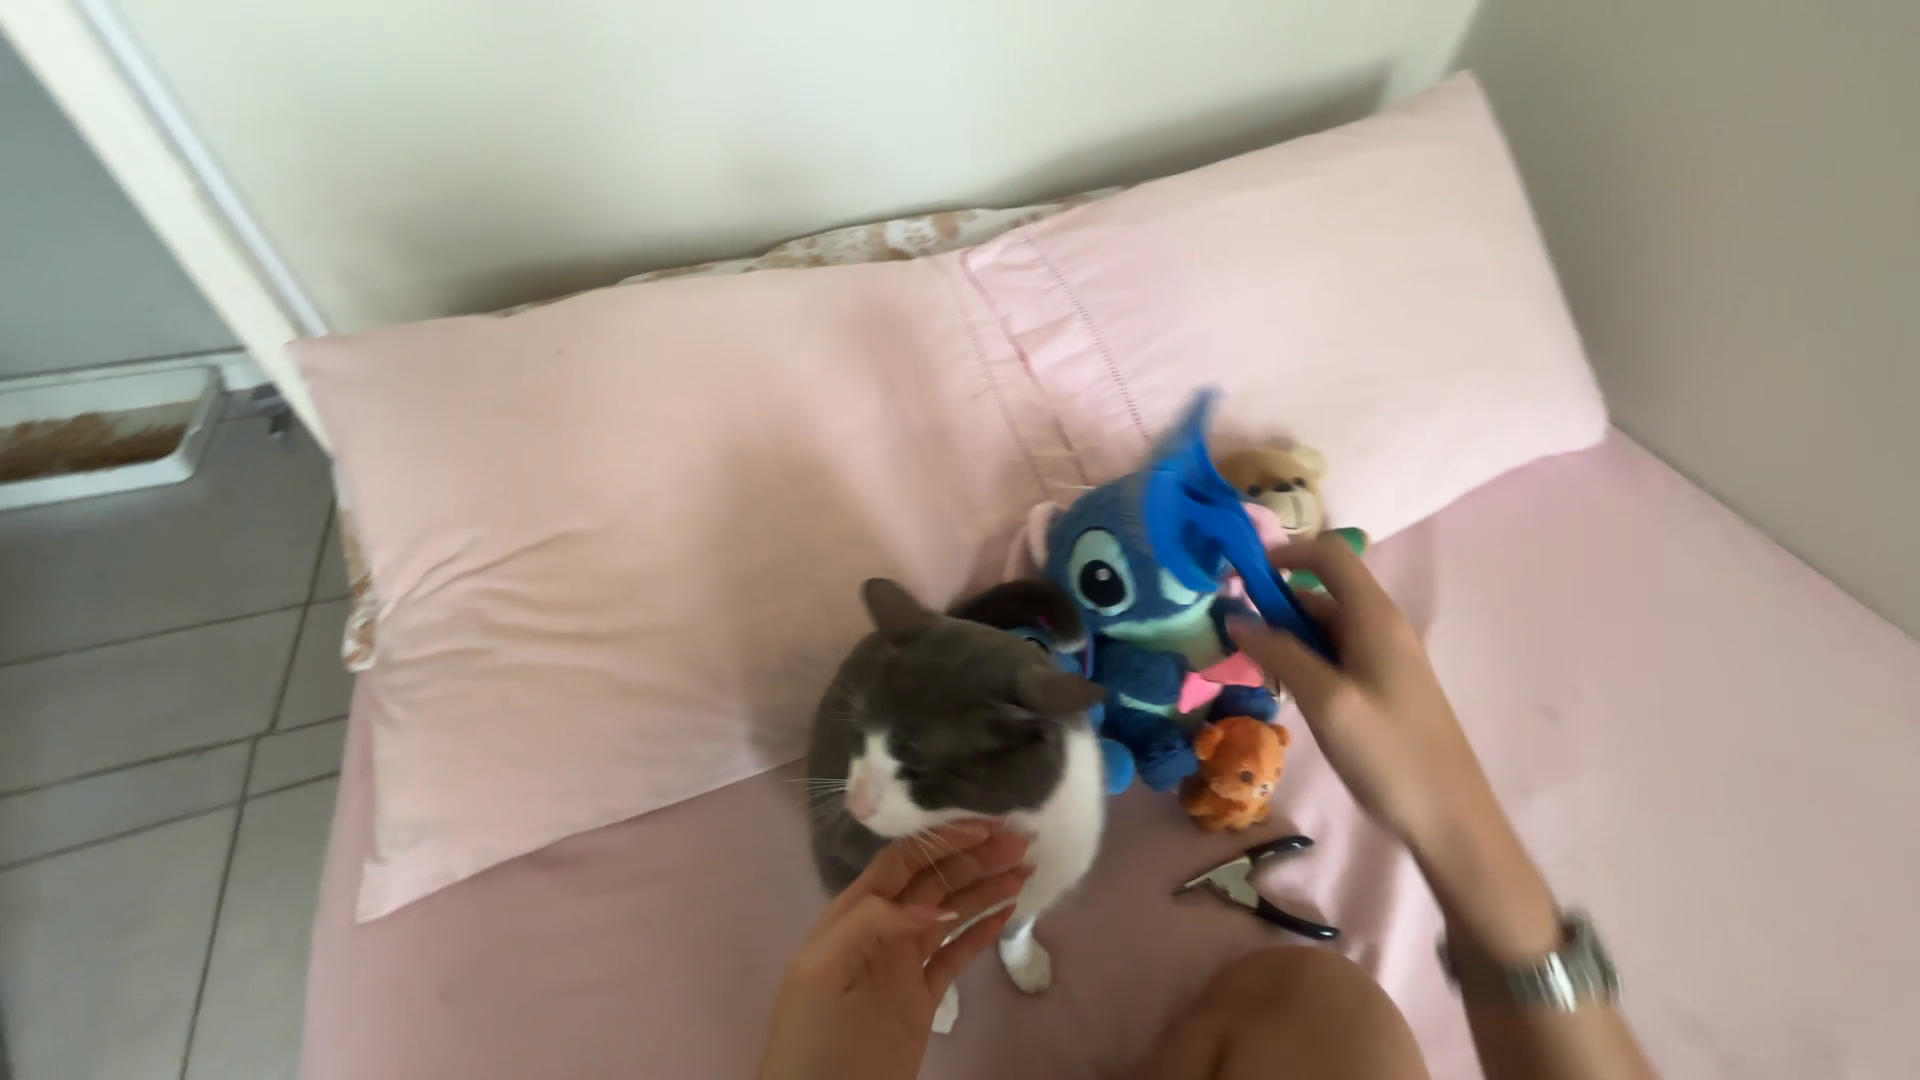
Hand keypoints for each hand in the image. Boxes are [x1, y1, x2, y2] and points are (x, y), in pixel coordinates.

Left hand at [757, 822, 1031, 1079]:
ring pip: (953, 910)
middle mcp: (883, 926)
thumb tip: (935, 904)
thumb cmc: (810, 1035)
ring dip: (987, 887)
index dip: (943, 840)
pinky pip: (958, 953)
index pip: (904, 860)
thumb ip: (870, 922)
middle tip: (1019, 841)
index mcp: (855, 911)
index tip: (983, 828)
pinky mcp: (922, 996)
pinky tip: (1008, 911)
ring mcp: (905, 960)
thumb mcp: (823, 969)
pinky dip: (983, 930)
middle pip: (936, 879)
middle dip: (976, 856)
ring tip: (1024, 869)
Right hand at [1227, 536, 1558, 961]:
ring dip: (1283, 635)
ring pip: (1322, 627)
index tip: (1238, 575)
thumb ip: (1279, 653)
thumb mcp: (1326, 700)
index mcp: (1375, 618)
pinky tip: (1282, 688)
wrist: (1451, 821)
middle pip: (1320, 592)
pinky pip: (1332, 655)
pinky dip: (1300, 660)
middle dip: (1273, 603)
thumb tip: (1235, 617)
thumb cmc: (1389, 754)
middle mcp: (1380, 628)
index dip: (1285, 552)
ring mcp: (1382, 659)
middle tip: (1231, 634)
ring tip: (1249, 665)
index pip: (1330, 555)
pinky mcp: (1378, 687)